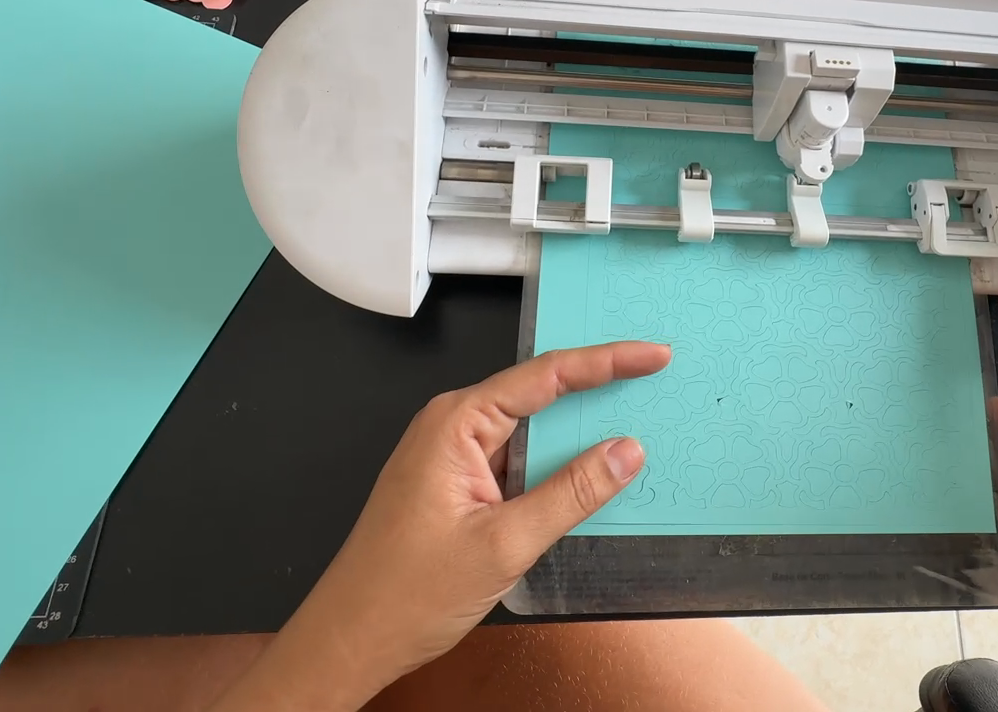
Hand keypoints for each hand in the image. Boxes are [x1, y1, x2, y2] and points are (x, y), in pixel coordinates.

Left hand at [211, 340, 671, 711]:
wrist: (347, 642)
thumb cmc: (405, 594)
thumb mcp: (502, 545)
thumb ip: (570, 494)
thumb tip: (625, 452)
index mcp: (458, 421)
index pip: (546, 375)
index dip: (606, 361)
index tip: (650, 355)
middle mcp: (455, 424)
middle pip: (541, 393)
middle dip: (597, 388)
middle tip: (651, 381)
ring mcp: (457, 452)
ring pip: (532, 429)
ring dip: (577, 433)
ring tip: (630, 428)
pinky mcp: (461, 478)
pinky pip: (519, 457)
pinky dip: (555, 464)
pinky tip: (588, 473)